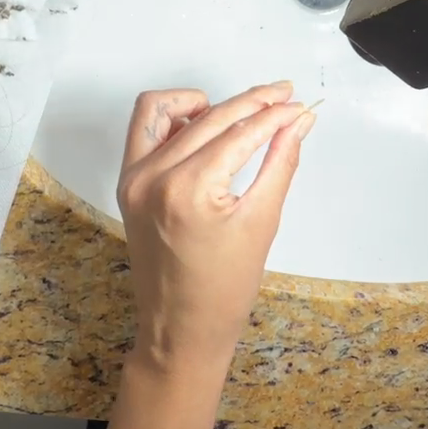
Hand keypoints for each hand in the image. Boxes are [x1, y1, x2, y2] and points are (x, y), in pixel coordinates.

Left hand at [116, 83, 314, 379]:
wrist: (181, 332)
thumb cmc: (223, 290)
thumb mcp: (262, 221)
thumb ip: (281, 161)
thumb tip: (299, 121)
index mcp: (188, 190)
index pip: (240, 132)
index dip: (275, 115)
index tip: (299, 106)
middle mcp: (153, 176)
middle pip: (212, 116)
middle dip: (254, 102)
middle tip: (285, 96)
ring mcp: (134, 178)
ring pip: (170, 110)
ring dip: (209, 102)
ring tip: (244, 110)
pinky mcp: (127, 182)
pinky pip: (146, 128)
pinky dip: (174, 116)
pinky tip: (204, 124)